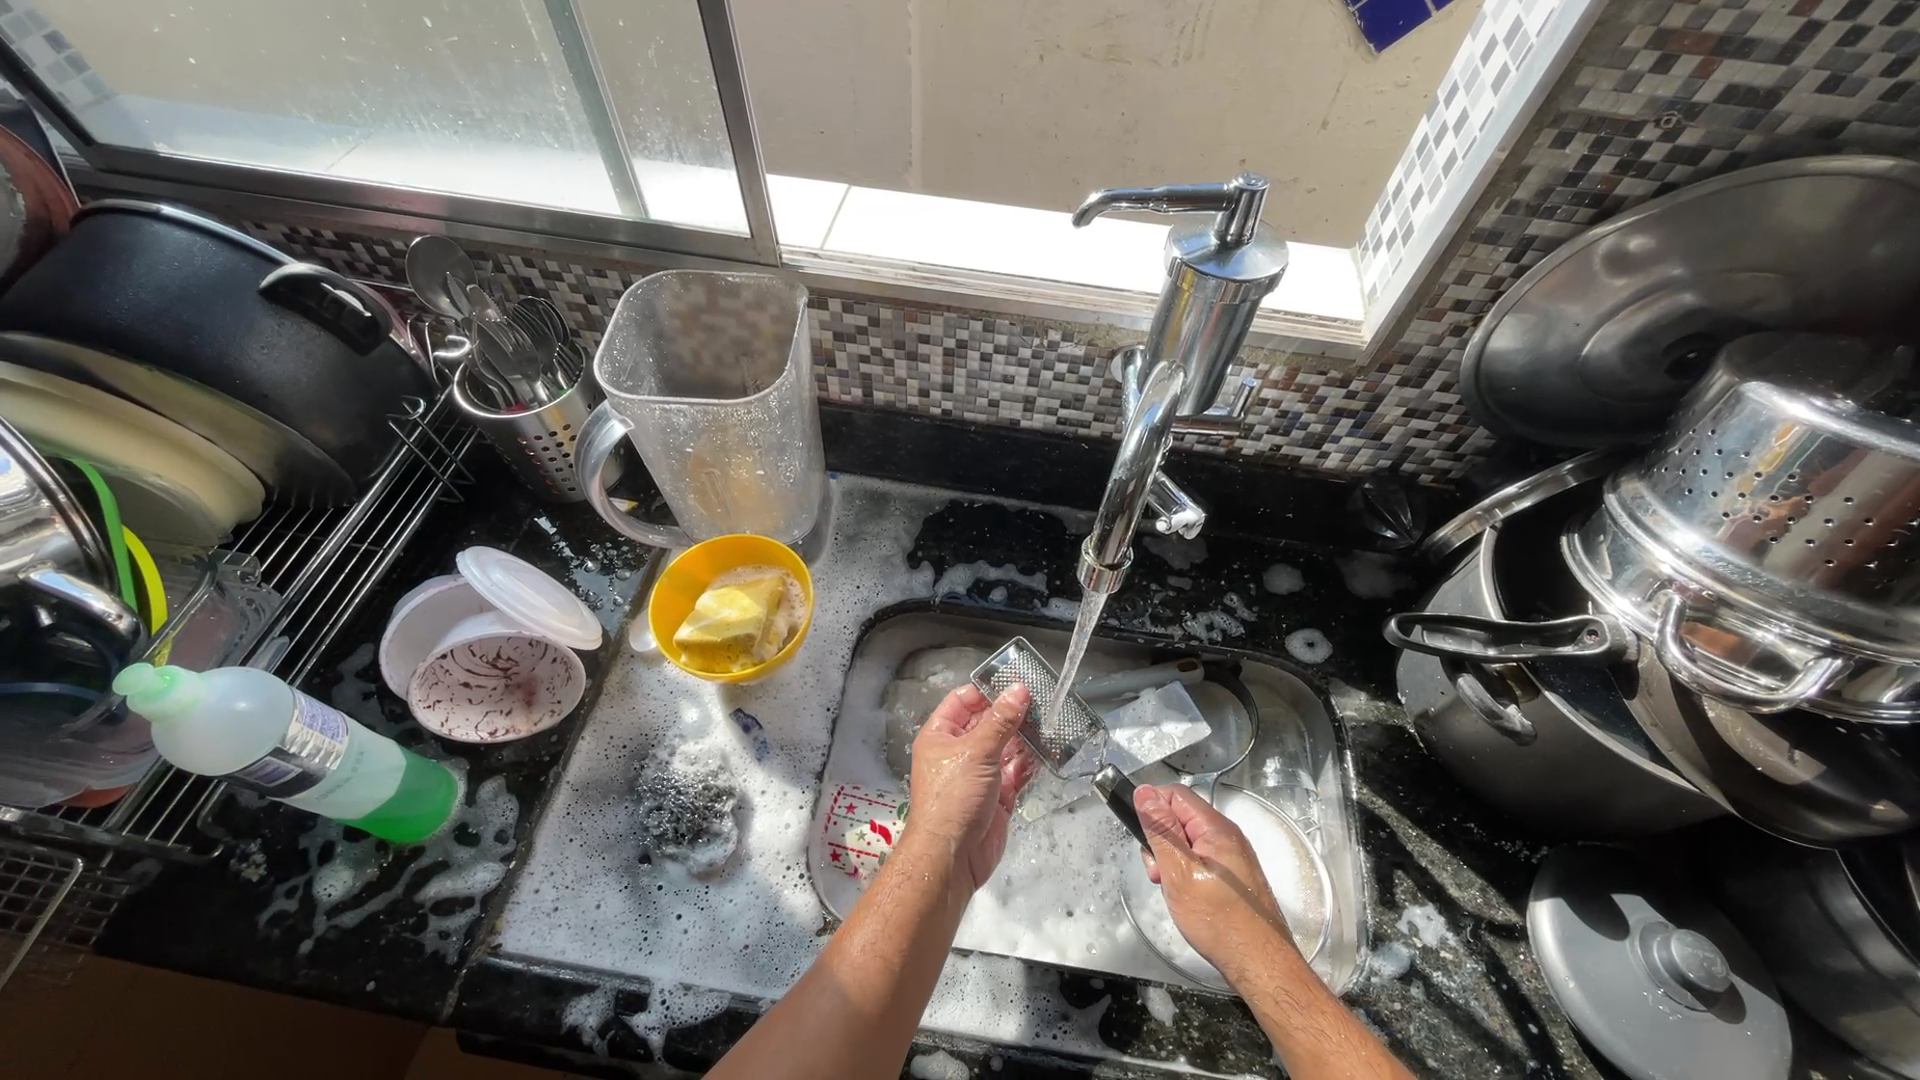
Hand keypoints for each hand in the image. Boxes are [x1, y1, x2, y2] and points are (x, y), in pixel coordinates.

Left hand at [905, 684, 1037, 890]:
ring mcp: (979, 775)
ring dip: (1025, 738)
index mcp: (941, 736)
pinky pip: (1016, 773)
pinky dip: (1030, 763)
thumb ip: (1000, 721)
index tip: (1016, 682)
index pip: (963, 701)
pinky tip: (1048, 750)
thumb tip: (1018, 690)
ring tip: (1051, 721)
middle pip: (987, 723)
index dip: (987, 690)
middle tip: (1042, 699)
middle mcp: (958, 752)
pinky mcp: (998, 796)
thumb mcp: (976, 752)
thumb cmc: (952, 798)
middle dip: (1012, 714)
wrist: (952, 857)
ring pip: (1005, 748)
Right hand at [1134, 784, 1292, 980]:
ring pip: (1187, 841)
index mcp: (1216, 827)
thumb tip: (1144, 792)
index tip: (1144, 838)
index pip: (1175, 794)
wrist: (1259, 964)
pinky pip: (1199, 860)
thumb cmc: (1219, 920)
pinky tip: (1185, 896)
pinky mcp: (1232, 876)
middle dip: (1160, 840)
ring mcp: (1232, 856)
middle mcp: (1227, 836)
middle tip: (1158, 873)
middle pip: (1180, 818)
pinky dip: (1185, 873)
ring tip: (1172, 889)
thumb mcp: (1179, 872)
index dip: (1152, 808)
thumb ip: (1160, 830)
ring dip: (1171, 860)